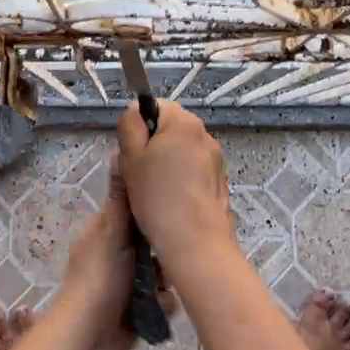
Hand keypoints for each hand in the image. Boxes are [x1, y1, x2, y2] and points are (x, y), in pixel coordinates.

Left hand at [56, 157, 171, 349]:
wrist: (89, 338)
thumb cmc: (101, 279)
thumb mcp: (113, 232)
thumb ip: (121, 198)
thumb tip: (118, 151)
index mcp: (106, 232)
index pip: (136, 212)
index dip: (156, 212)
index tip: (176, 213)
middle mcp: (115, 255)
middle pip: (153, 245)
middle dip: (166, 255)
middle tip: (175, 259)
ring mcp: (124, 284)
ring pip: (160, 275)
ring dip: (165, 284)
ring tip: (165, 288)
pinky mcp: (133, 311)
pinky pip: (159, 302)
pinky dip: (161, 306)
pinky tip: (161, 309)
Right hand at [115, 100, 235, 266]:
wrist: (197, 244)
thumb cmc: (158, 197)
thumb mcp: (131, 158)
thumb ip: (129, 126)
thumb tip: (135, 111)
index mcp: (184, 122)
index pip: (155, 106)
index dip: (138, 126)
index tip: (132, 152)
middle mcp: (205, 134)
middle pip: (169, 128)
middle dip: (152, 145)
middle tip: (139, 172)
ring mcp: (216, 158)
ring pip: (181, 150)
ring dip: (166, 163)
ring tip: (155, 191)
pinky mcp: (220, 180)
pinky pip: (193, 169)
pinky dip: (181, 179)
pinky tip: (173, 201)